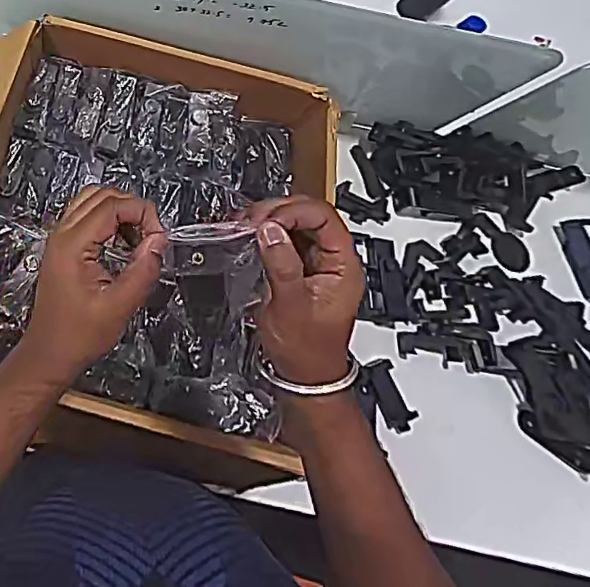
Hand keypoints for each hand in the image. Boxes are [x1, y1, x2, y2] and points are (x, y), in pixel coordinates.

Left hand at [14, 186, 166, 385]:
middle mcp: (62, 233)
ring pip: (94, 199)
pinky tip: (121, 243)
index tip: (158, 236)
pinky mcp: (63, 244)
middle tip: (150, 236)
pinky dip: (109, 218)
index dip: (142, 213)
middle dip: (133, 208)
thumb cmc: (77, 335)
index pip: (112, 205)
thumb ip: (143, 270)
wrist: (49, 354)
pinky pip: (87, 214)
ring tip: (137, 238)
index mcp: (72, 244)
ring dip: (121, 211)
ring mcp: (60, 237)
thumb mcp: (119, 306)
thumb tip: (159, 241)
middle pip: (103, 194)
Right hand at [244, 195, 364, 385]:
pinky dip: (266, 231)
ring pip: (295, 222)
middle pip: (309, 213)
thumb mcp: (291, 306)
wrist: (303, 377)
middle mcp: (333, 259)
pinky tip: (250, 234)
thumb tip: (270, 230)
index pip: (323, 217)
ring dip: (269, 219)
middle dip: (278, 211)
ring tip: (246, 225)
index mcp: (343, 265)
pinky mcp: (300, 265)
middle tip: (252, 220)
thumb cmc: (307, 352)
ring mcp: (316, 261)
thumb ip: (282, 265)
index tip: (268, 220)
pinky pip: (285, 237)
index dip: (294, 212)